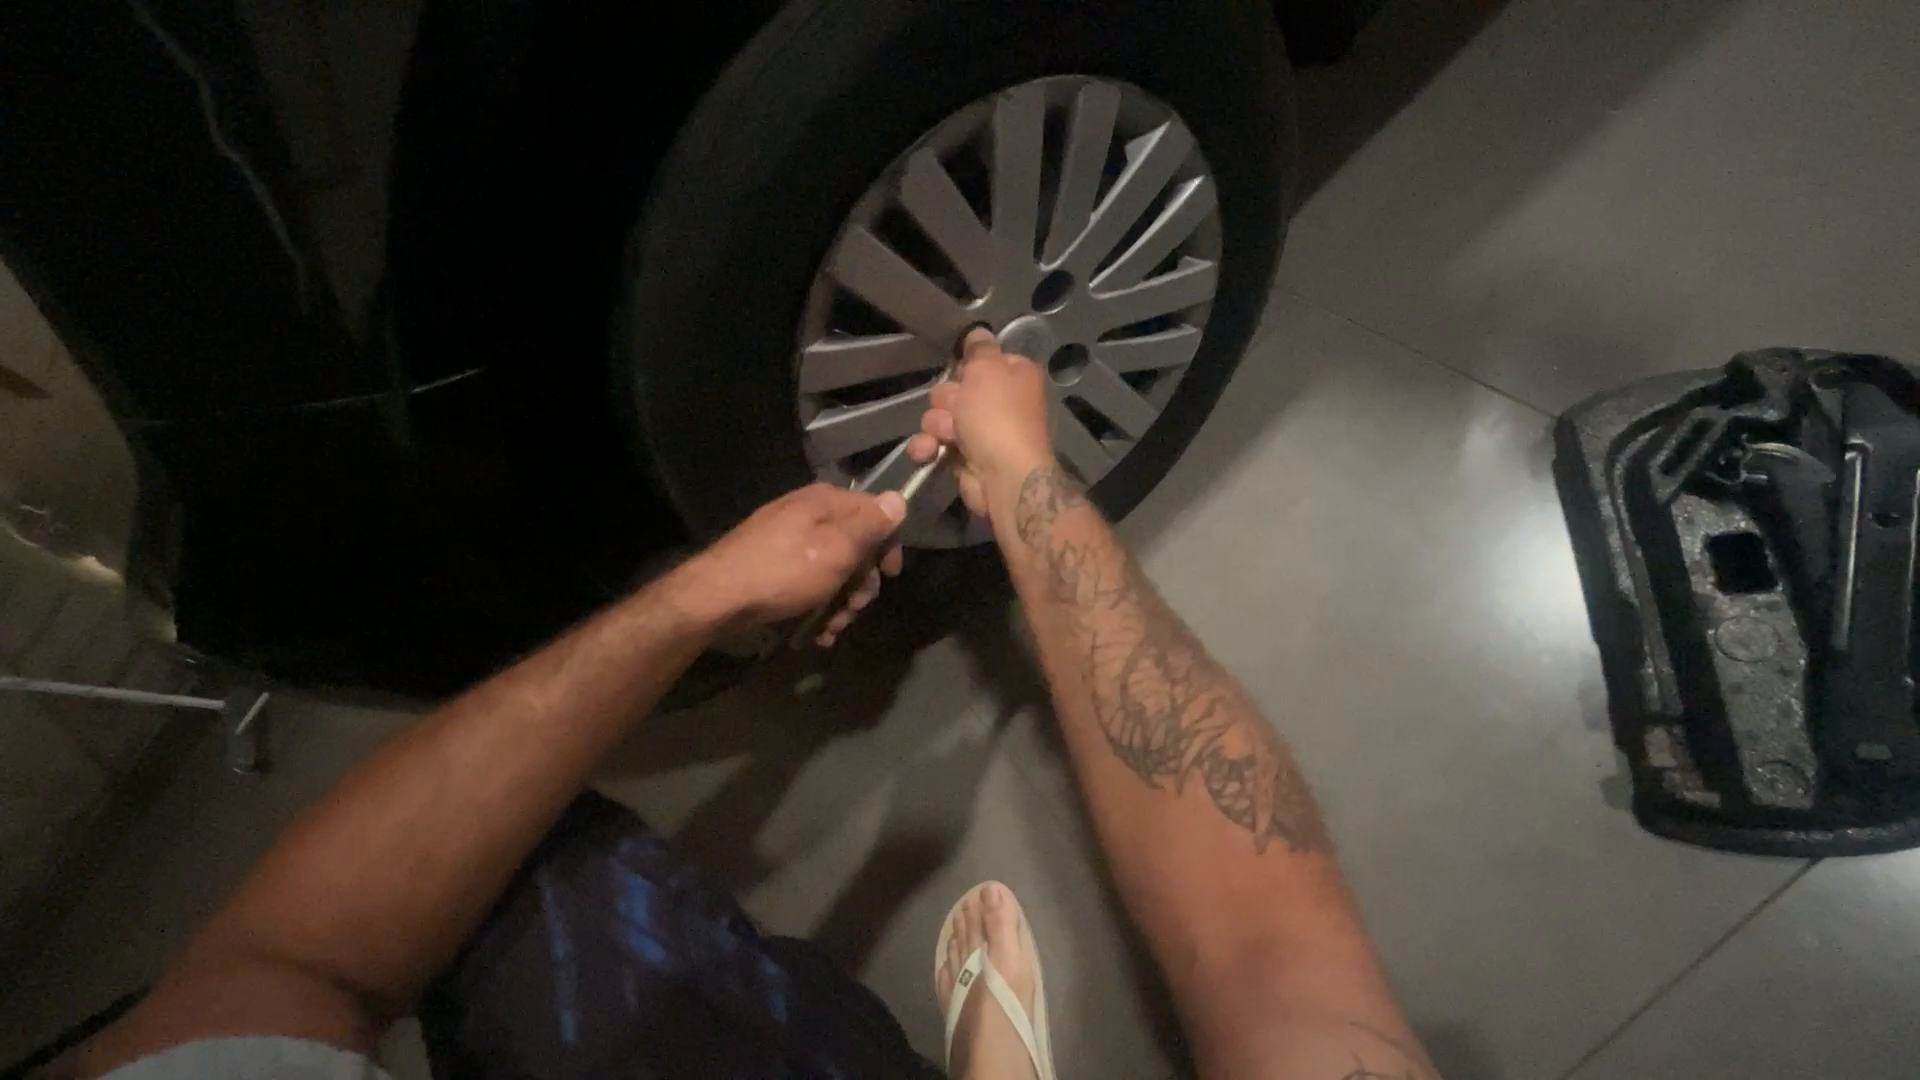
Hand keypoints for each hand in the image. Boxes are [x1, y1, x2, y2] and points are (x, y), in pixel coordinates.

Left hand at [674, 484, 906, 644]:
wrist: (716, 600)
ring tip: (832, 628)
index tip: (890, 574)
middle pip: (855, 547)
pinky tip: (817, 633)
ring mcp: (789, 542)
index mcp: (825, 502)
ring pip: (834, 572)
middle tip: (855, 607)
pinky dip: (818, 609)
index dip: (888, 544)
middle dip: (861, 583)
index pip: (875, 512)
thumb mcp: (836, 548)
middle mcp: (808, 515)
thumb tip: (898, 498)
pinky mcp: (775, 569)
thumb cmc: (784, 571)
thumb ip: (870, 525)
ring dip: (841, 604)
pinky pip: (810, 584)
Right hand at [906, 327, 1053, 518]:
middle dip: (948, 400)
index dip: (968, 368)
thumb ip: (979, 348)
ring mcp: (981, 432)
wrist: (1003, 477)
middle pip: (953, 388)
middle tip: (959, 410)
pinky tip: (931, 451)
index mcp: (1015, 376)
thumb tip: (978, 332)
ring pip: (938, 416)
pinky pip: (933, 443)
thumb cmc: (998, 417)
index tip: (964, 374)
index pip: (982, 360)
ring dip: (937, 425)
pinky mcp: (964, 457)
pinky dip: (928, 447)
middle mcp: (1000, 403)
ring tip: (949, 436)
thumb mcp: (988, 369)